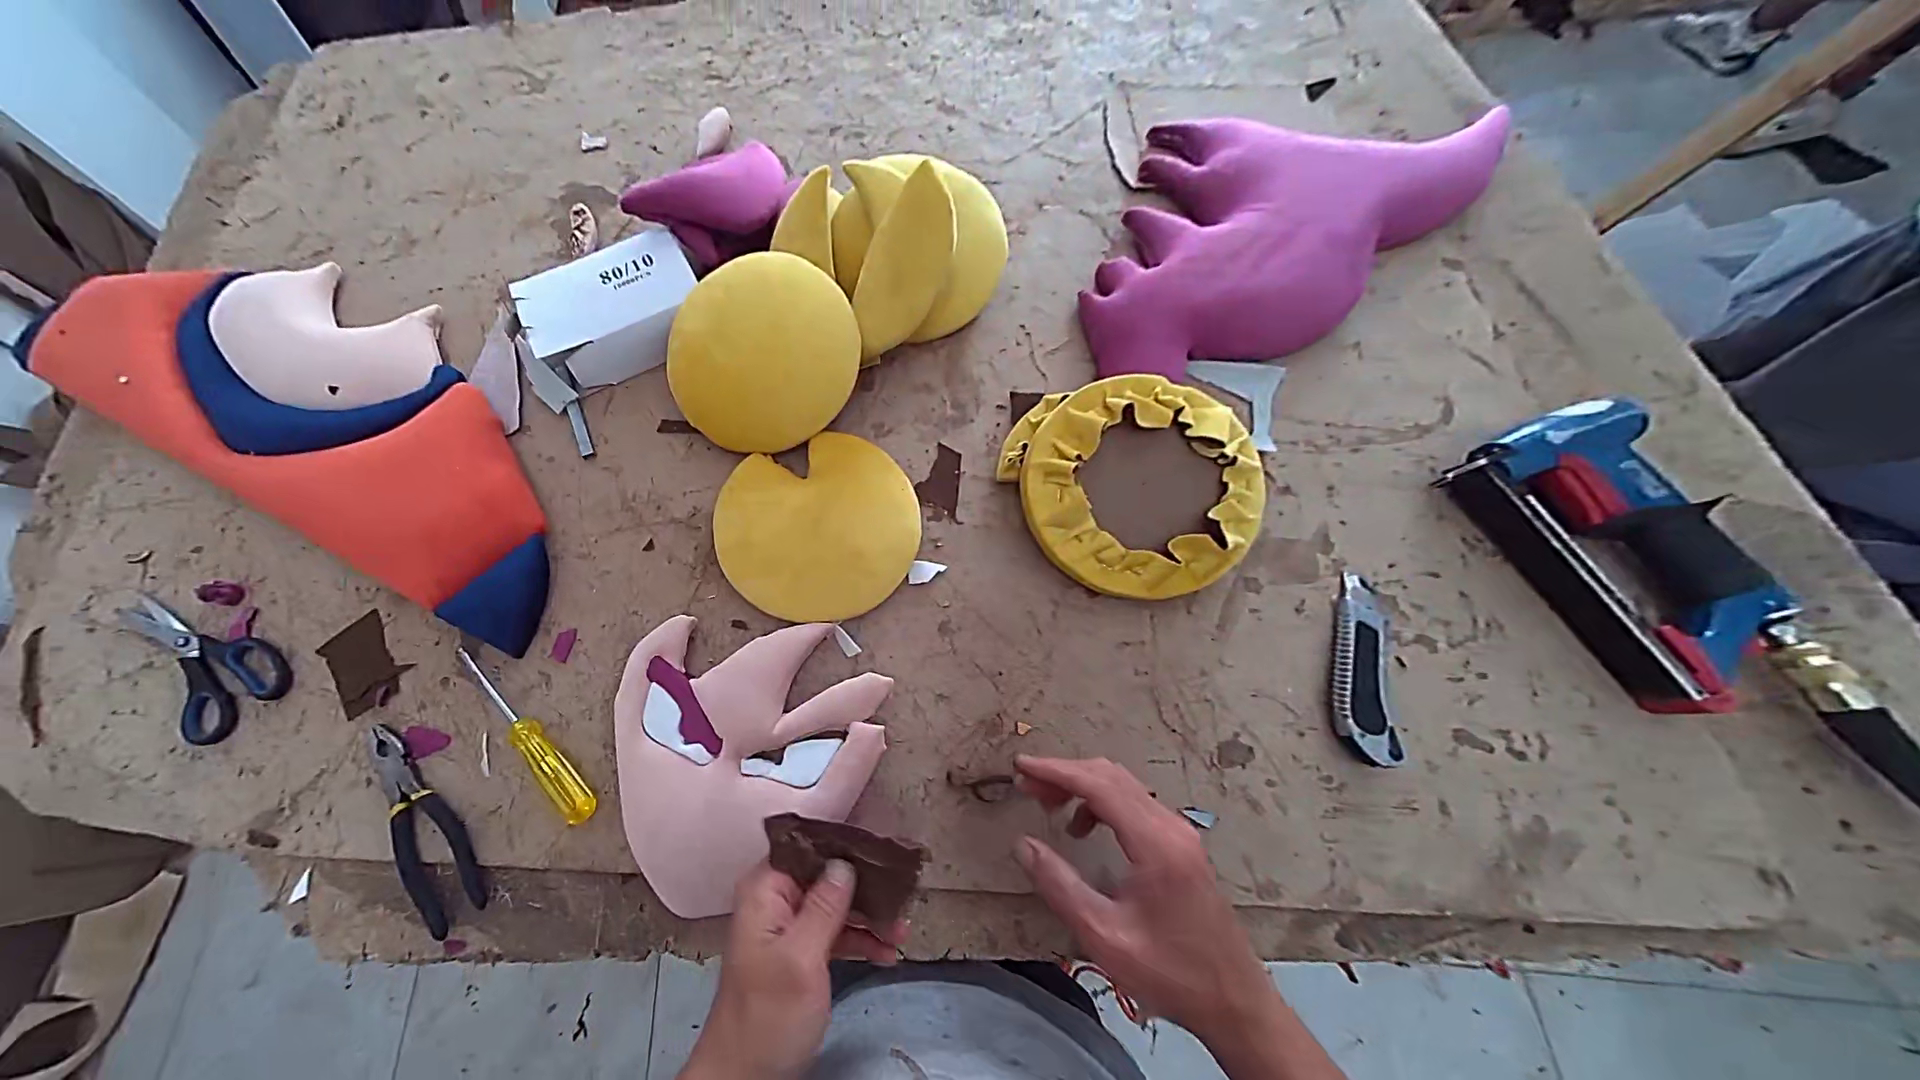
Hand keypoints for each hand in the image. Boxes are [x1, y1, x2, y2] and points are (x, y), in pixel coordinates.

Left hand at [679, 861, 905, 1079]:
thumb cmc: (767, 1017)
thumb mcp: (800, 959)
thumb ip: (825, 907)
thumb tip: (846, 862)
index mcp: (766, 889)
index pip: (808, 846)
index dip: (844, 843)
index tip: (882, 846)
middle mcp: (777, 899)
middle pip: (828, 874)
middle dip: (866, 884)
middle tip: (903, 890)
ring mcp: (790, 925)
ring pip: (838, 903)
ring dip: (870, 916)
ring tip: (902, 928)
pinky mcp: (802, 950)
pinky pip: (838, 931)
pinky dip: (862, 939)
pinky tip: (888, 951)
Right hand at [1013, 756, 1343, 1079]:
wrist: (1234, 1001)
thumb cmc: (1170, 973)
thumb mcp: (1104, 936)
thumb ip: (1060, 886)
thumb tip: (1023, 844)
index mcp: (1155, 842)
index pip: (1098, 785)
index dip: (1056, 770)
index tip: (1022, 767)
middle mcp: (1170, 825)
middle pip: (1110, 776)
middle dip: (1064, 774)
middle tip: (1027, 787)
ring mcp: (1179, 832)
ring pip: (1123, 786)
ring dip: (1082, 786)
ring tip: (1048, 806)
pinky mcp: (1180, 843)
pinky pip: (1134, 804)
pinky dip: (1101, 802)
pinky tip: (1082, 829)